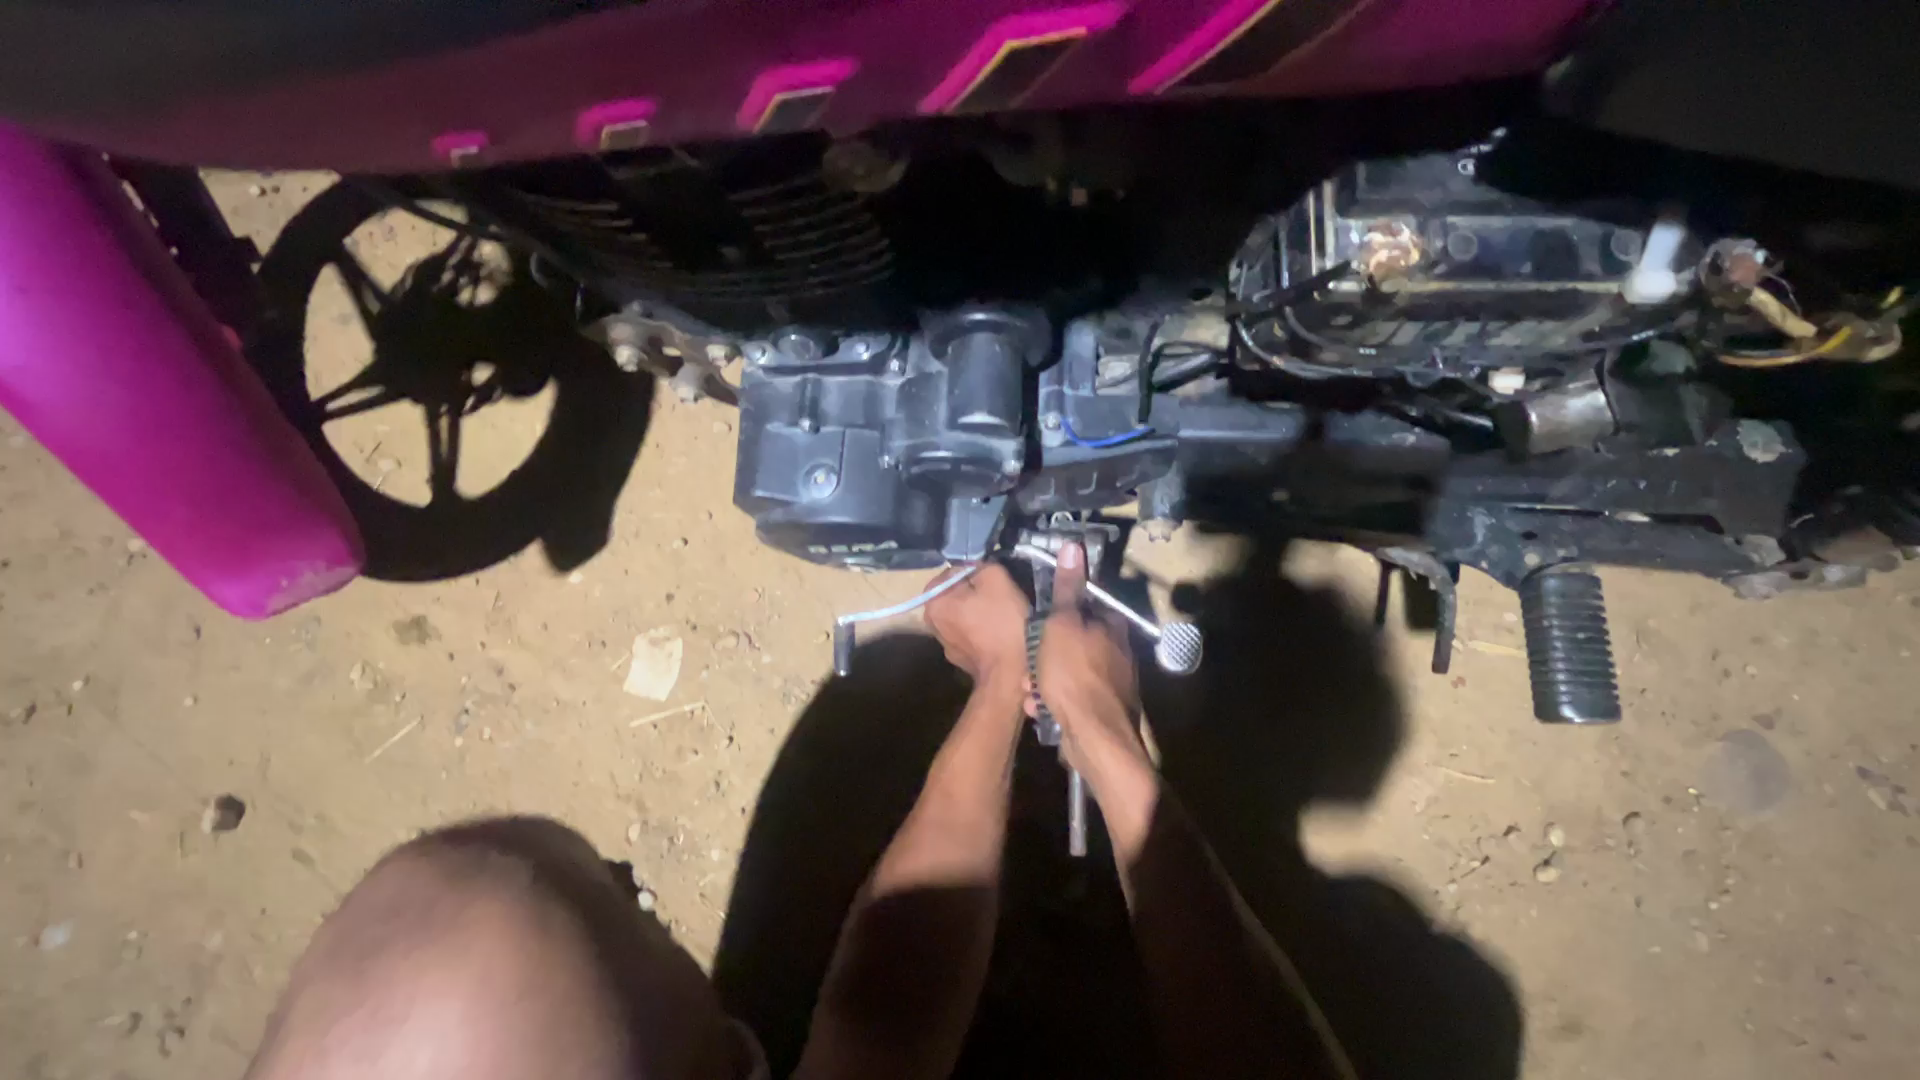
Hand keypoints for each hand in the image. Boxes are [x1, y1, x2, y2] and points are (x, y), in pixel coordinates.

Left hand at [924, 563, 1030, 684]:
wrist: (1011, 672)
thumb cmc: (1002, 622)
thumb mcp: (996, 579)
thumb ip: (979, 566)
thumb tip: (975, 570)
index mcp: (934, 603)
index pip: (949, 574)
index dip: (972, 572)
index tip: (991, 581)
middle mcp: (932, 624)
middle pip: (954, 596)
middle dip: (973, 593)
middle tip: (997, 596)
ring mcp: (945, 645)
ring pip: (962, 616)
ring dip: (976, 612)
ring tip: (1000, 616)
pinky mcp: (960, 659)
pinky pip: (969, 634)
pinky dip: (980, 630)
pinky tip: (997, 634)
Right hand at [1036, 543, 1148, 777]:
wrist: (1095, 737)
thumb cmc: (1073, 674)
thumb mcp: (1061, 625)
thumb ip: (1066, 588)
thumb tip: (1074, 545)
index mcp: (1111, 625)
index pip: (1081, 606)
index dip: (1053, 616)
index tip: (1034, 627)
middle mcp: (1118, 651)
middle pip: (1071, 641)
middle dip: (1043, 653)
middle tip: (1027, 665)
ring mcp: (1112, 683)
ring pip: (1067, 671)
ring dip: (1043, 679)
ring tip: (1029, 691)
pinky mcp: (1103, 710)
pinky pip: (1070, 697)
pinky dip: (1053, 701)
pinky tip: (1039, 709)